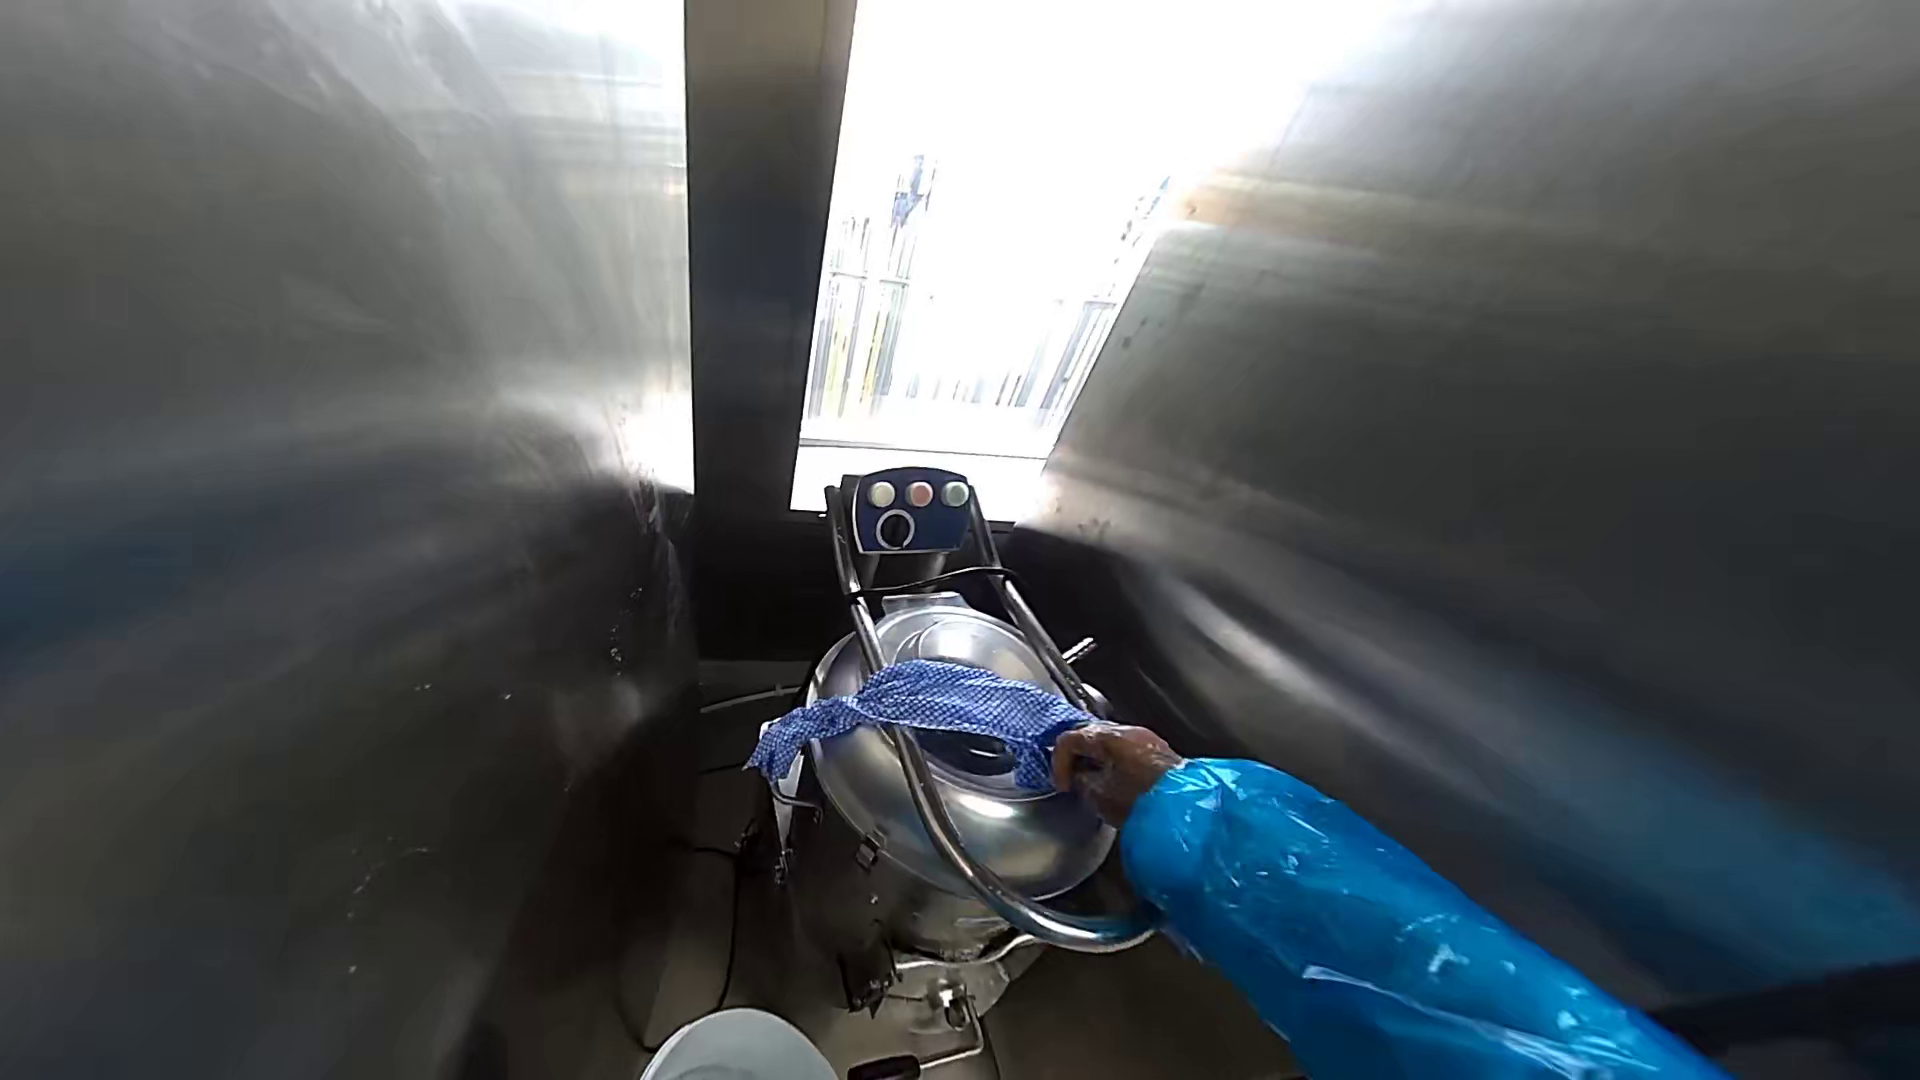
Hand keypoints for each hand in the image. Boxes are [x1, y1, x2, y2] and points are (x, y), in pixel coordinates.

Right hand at [1052, 724, 1183, 826]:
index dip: (1059, 762)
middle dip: (1076, 757)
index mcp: (1109, 736)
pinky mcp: (1159, 751)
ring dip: (1096, 759)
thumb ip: (1082, 781)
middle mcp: (1128, 730)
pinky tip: (1115, 782)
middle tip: (1073, 780)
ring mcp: (1146, 739)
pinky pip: (1126, 750)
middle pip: (1090, 734)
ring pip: (1109, 742)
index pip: (1070, 738)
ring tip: (1093, 783)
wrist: (1188, 813)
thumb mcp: (1100, 796)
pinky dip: (1114, 762)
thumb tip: (1079, 777)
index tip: (1062, 785)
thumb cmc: (1143, 803)